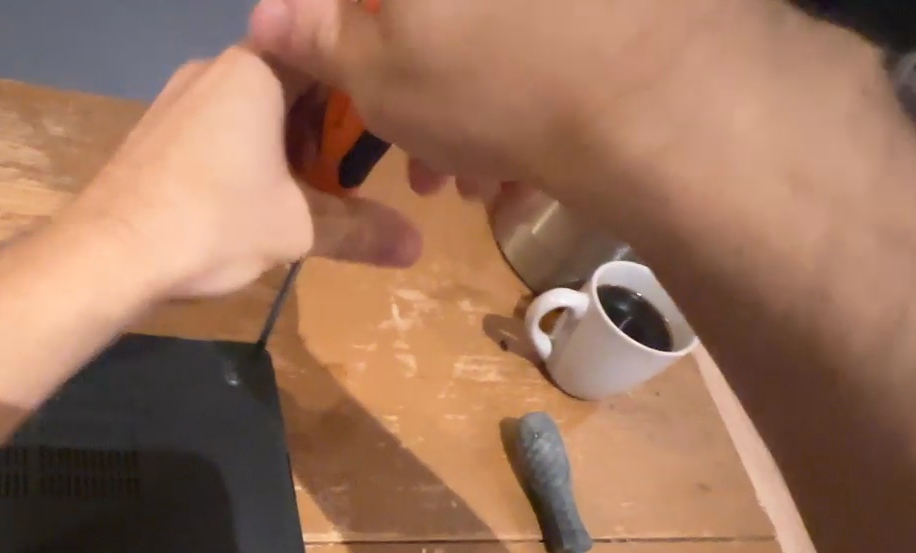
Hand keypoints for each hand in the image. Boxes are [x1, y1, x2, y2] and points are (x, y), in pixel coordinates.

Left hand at [62, 45, 422, 300]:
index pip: (330, 60)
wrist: (109, 253)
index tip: (370, 150)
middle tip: (336, 186)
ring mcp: (177, 100)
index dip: (358, 105)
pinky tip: (239, 208)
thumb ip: (357, 231)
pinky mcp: (153, 134)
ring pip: (250, 115)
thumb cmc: (211, 225)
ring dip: (281, 154)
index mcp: (259, 67)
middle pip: (291, 88)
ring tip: (291, 205)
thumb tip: (416, 248)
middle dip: (319, 136)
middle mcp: (215, 67)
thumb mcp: (295, 229)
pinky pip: (214, 134)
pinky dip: (241, 163)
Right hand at [246, 0, 881, 208]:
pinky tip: (513, 151)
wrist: (651, 99)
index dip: (340, 31)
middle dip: (411, 80)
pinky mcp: (604, 8)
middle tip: (412, 152)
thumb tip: (264, 14)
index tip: (348, 82)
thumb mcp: (377, 75)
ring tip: (463, 173)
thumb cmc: (485, 84)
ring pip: (484, 27)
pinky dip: (513, 87)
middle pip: (425, 12)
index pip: (356, 1)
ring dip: (461, 100)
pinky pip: (533, 37)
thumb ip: (316, 40)